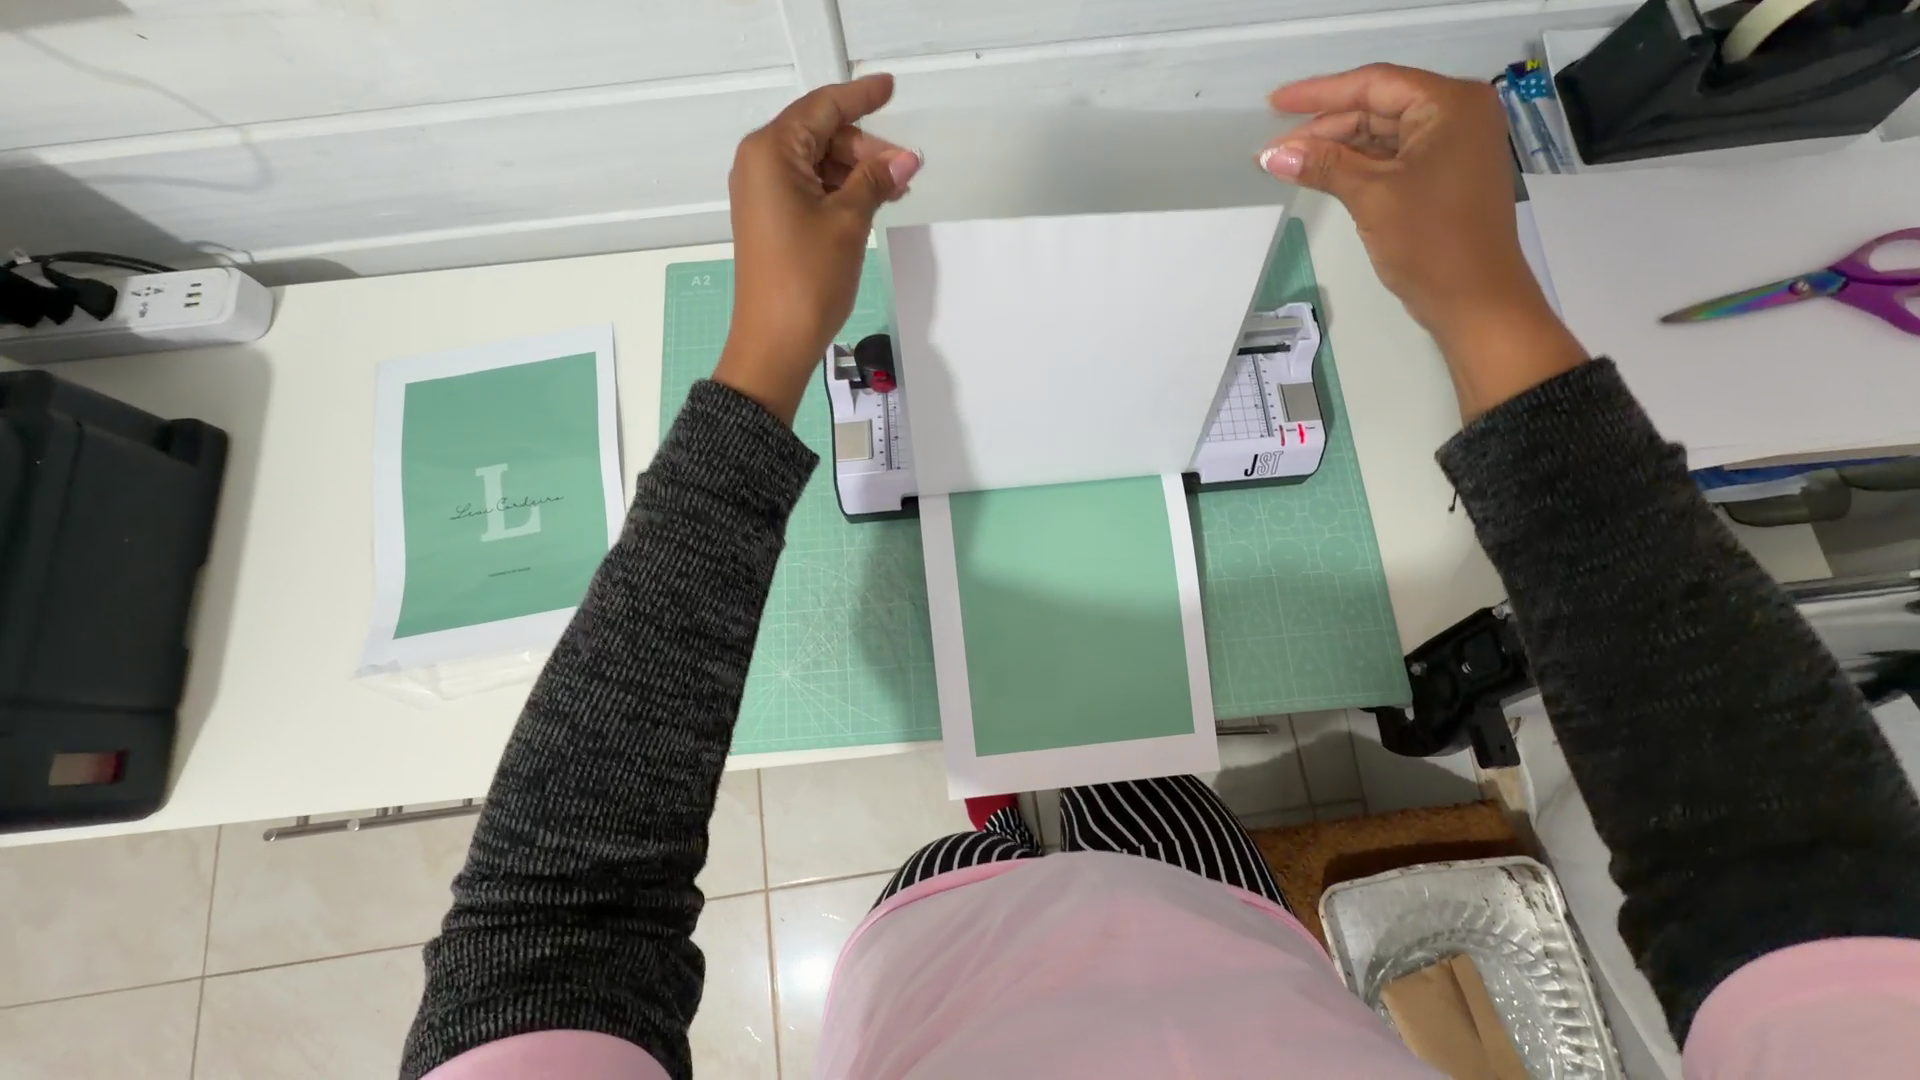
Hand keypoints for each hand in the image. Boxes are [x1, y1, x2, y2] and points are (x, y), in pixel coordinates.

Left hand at [715, 74, 919, 423]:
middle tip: (905, 169)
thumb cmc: (807, 280)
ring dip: (856, 172)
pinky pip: (809, 188)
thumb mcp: (848, 222)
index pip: (823, 108)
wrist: (774, 342)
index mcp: (771, 152)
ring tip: (896, 190)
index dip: (861, 98)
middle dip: (865, 147)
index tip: (890, 88)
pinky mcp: (770, 219)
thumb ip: (876, 180)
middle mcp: (759, 164)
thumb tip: (906, 156)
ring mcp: (762, 193)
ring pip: (817, 164)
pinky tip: (870, 202)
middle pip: (820, 135)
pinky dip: (840, 191)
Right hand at [1260, 64, 1582, 417]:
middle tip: (1274, 145)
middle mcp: (1455, 115)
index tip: (1275, 103)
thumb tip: (1272, 154)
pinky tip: (1320, 173)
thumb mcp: (1372, 196)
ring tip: (1287, 161)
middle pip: (1377, 108)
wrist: (1474, 297)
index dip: (1320, 93)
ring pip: (1380, 135)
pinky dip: (1354, 165)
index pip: (1374, 84)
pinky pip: (1390, 159)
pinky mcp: (1440, 177)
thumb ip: (1322, 166)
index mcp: (1449, 104)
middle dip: (1324, 126)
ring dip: (1335, 148)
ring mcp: (1450, 147)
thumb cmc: (1431, 241)